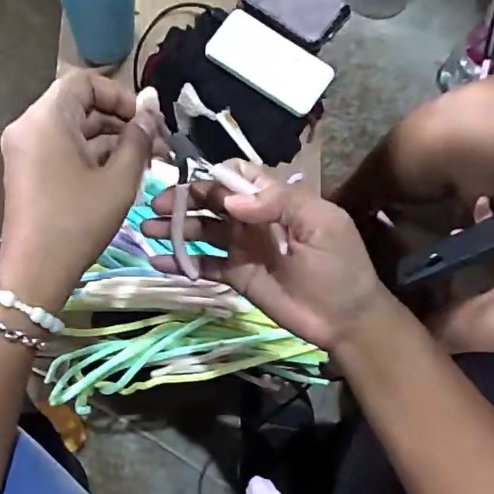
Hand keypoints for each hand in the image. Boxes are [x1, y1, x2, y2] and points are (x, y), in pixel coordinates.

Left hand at [0, 70, 164, 309]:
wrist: (36, 270)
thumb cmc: (79, 222)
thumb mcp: (118, 182)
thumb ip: (138, 141)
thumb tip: (150, 115)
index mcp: (46, 118)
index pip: (84, 81)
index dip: (120, 95)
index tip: (147, 121)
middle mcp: (29, 126)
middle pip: (79, 105)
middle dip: (120, 121)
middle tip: (156, 146)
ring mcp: (26, 150)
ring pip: (73, 130)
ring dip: (110, 141)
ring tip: (146, 164)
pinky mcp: (29, 172)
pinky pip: (63, 150)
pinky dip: (91, 156)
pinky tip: (121, 176)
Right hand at [141, 164, 391, 350]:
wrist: (345, 319)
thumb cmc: (339, 267)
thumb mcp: (321, 226)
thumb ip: (279, 203)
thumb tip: (231, 198)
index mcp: (277, 201)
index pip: (239, 176)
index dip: (214, 175)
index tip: (189, 180)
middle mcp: (255, 219)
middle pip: (213, 201)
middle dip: (184, 199)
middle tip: (156, 205)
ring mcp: (244, 248)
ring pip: (203, 231)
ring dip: (176, 228)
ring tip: (148, 230)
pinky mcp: (237, 276)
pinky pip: (205, 265)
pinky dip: (182, 263)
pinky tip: (160, 262)